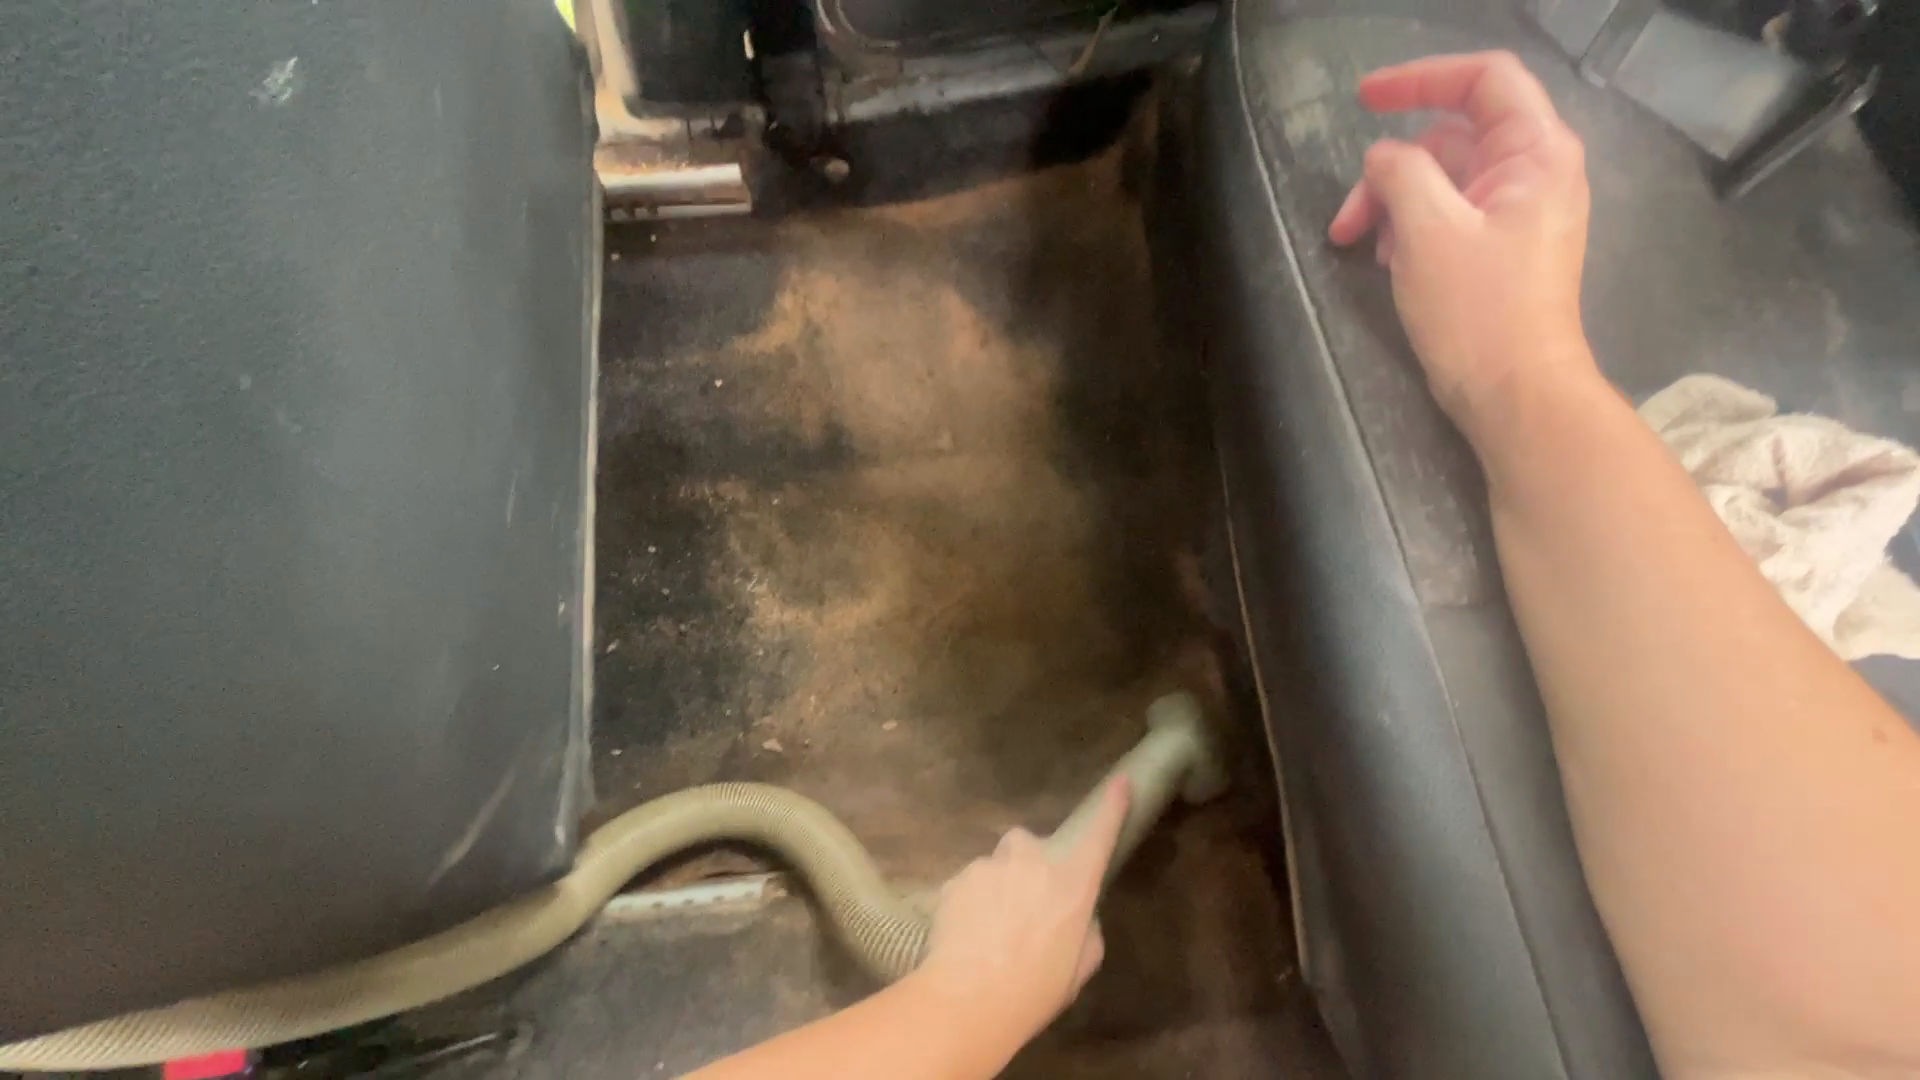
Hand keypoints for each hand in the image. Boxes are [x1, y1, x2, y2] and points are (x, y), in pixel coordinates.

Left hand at [912, 778, 1131, 1050]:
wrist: (968, 999)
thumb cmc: (1035, 990)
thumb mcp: (1080, 966)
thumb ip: (1085, 927)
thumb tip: (1075, 914)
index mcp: (1071, 880)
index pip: (1099, 832)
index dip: (1113, 805)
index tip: (1121, 781)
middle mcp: (1032, 859)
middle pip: (1034, 846)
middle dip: (1031, 867)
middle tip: (1027, 910)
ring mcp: (991, 863)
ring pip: (1000, 864)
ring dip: (1001, 885)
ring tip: (993, 930)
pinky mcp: (958, 876)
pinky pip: (972, 882)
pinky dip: (974, 900)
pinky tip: (969, 934)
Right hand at [1327, 52, 1595, 441]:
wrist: (1511, 388)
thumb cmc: (1476, 309)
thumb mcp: (1429, 232)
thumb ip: (1402, 175)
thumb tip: (1383, 156)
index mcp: (1534, 153)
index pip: (1483, 81)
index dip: (1421, 79)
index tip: (1363, 98)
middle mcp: (1531, 172)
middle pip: (1449, 140)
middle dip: (1388, 173)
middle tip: (1344, 224)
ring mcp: (1513, 213)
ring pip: (1439, 182)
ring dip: (1391, 206)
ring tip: (1362, 250)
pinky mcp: (1494, 249)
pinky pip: (1444, 217)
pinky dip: (1408, 229)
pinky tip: (1387, 261)